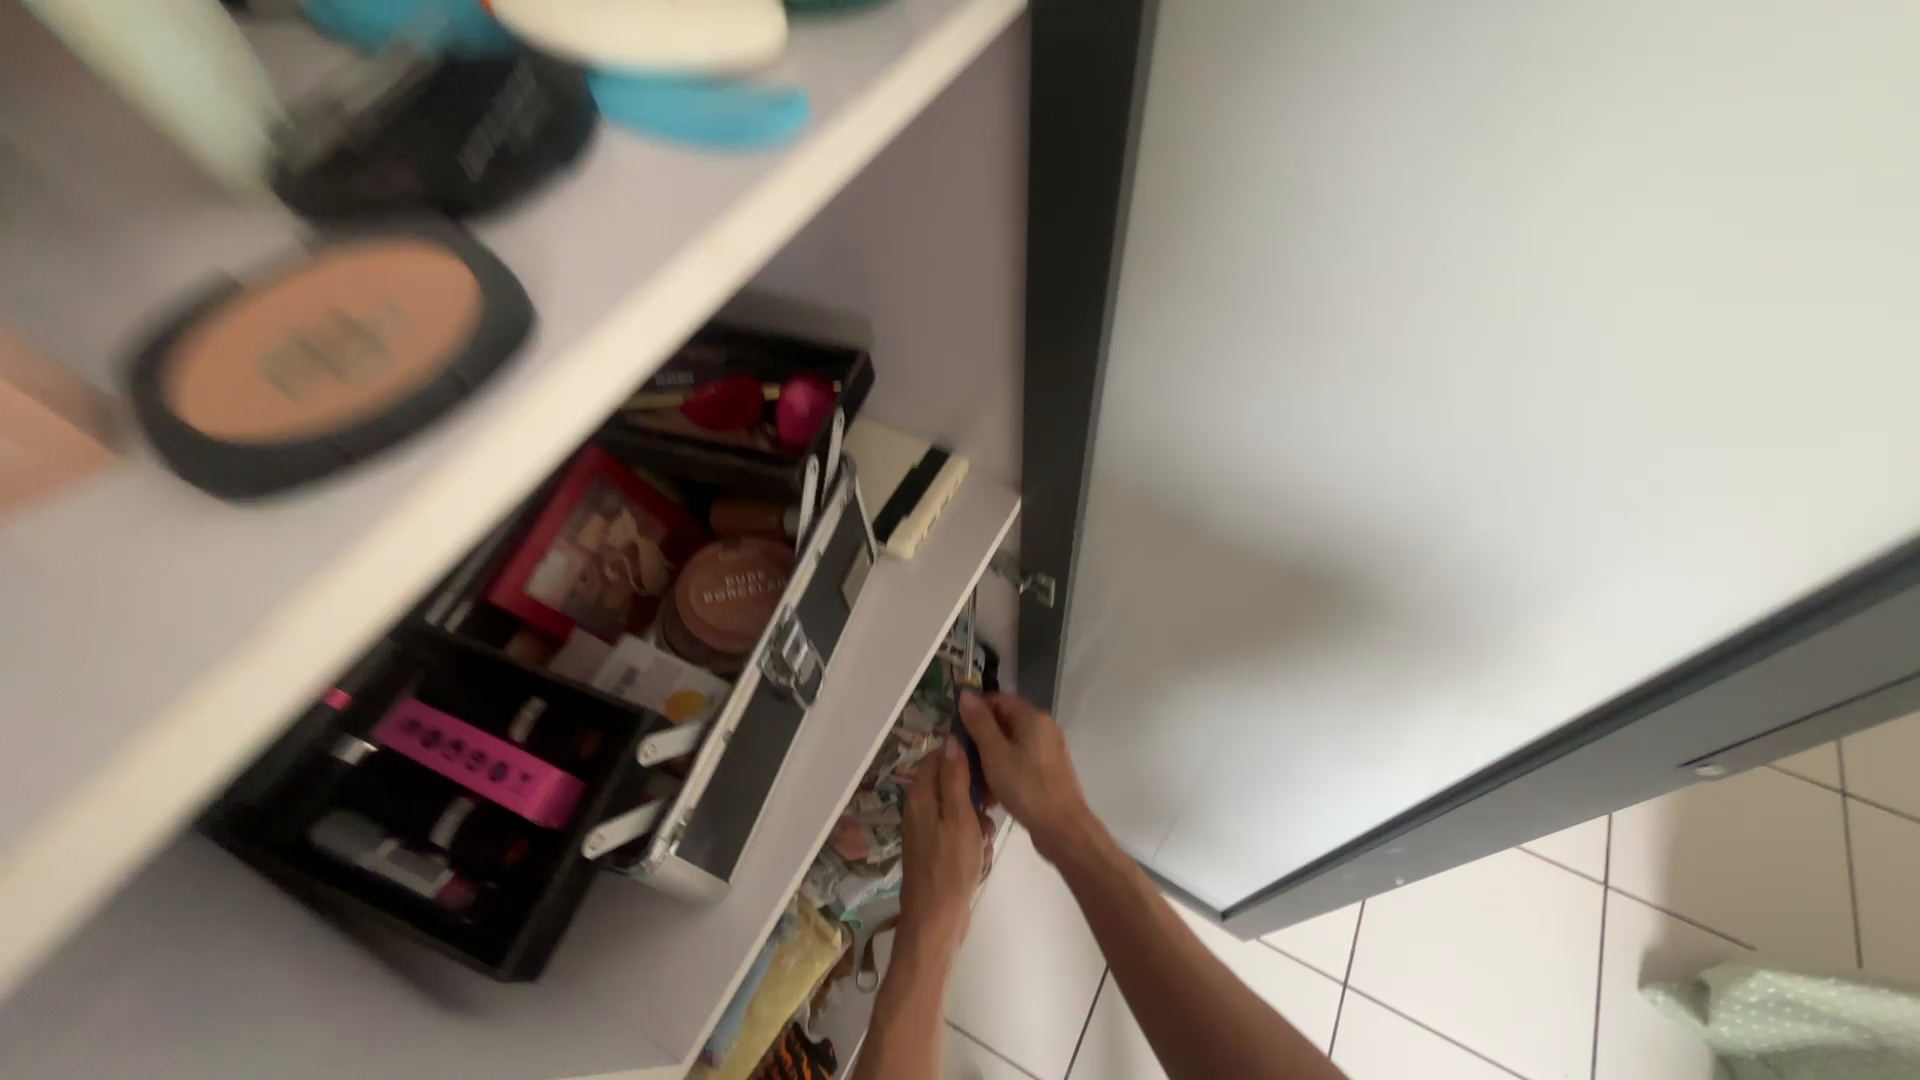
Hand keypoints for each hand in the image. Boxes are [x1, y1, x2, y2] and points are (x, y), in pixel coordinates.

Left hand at [898, 738, 987, 961]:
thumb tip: (951, 739)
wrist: (936, 920)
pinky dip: (974, 840)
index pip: (941, 756)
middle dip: (976, 795)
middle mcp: (921, 808)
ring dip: (978, 821)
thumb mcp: (959, 816)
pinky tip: (980, 857)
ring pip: (961, 809)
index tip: (990, 764)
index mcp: (921, 795)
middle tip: (990, 811)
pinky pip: (960, 832)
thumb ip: (955, 777)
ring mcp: (928, 831)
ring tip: (985, 840)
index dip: (965, 755)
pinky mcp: (937, 850)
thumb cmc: (950, 866)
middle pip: (953, 783)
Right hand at [957, 692, 1099, 864]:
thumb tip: (966, 694)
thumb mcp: (994, 753)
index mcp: (1032, 717)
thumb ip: (979, 722)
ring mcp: (1049, 749)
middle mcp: (1044, 727)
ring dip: (990, 758)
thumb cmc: (1025, 787)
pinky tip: (993, 793)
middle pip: (1004, 722)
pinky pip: (1021, 760)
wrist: (1062, 827)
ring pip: (1011, 744)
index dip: (974, 710)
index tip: (956, 731)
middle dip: (981, 739)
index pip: (997, 699)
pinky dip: (1005, 770)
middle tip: (963, 760)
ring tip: (976, 782)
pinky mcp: (1050, 769)